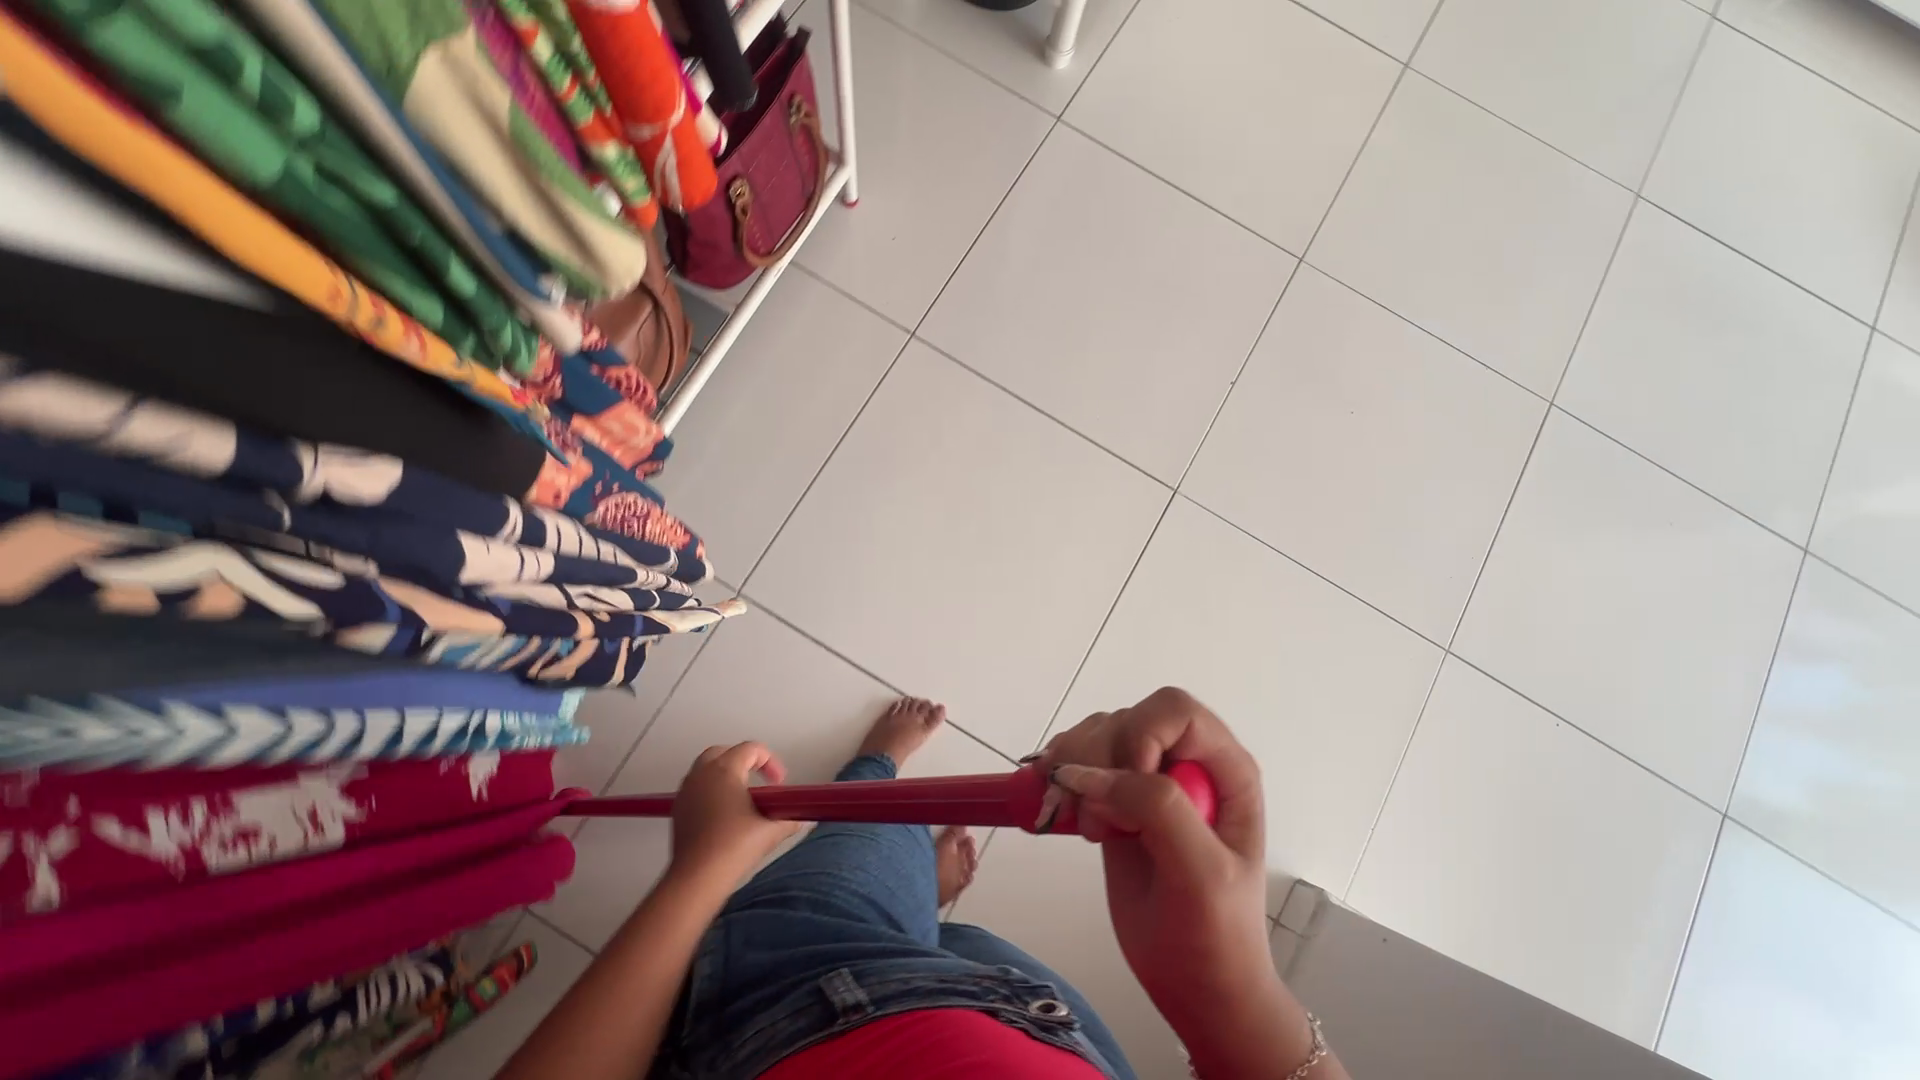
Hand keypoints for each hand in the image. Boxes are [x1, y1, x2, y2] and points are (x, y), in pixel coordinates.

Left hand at [669, 742, 801, 884]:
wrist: (697, 878)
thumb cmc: (735, 847)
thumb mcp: (771, 831)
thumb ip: (791, 818)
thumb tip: (803, 817)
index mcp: (725, 770)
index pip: (751, 749)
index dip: (770, 761)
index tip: (780, 783)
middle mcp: (702, 773)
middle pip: (724, 752)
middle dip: (744, 761)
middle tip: (760, 781)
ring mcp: (686, 790)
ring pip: (706, 768)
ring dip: (725, 774)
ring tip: (742, 797)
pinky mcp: (677, 809)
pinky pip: (696, 787)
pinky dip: (710, 790)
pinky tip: (723, 814)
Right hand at [1039, 689, 1283, 1050]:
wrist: (1195, 982)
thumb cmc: (1215, 934)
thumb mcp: (1201, 872)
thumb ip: (1157, 810)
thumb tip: (1088, 775)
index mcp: (1225, 769)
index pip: (1176, 712)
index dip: (1143, 737)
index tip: (1124, 795)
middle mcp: (1186, 764)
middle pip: (1128, 718)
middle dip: (1098, 759)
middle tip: (1093, 825)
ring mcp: (1149, 781)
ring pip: (1098, 735)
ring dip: (1072, 768)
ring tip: (1077, 823)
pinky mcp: (1117, 802)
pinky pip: (1080, 763)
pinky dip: (1058, 778)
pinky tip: (1057, 812)